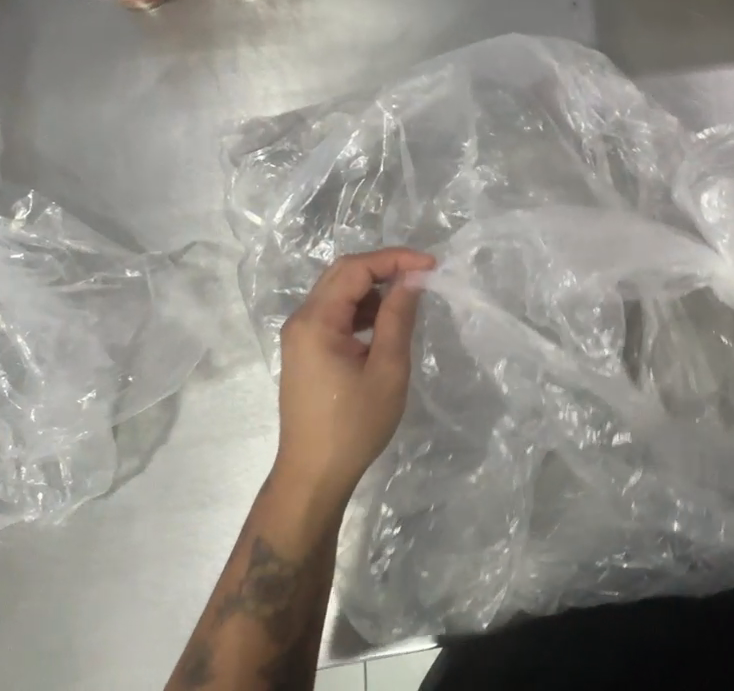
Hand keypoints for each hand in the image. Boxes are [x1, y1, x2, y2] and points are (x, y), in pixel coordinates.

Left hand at [273, 248, 436, 503]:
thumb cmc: (354, 424)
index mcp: (316, 321)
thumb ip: (399, 317)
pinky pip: (335, 313)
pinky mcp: (306, 351)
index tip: (432, 267)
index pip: (356, 269)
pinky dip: (363, 309)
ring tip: (408, 304)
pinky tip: (385, 327)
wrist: (314, 474)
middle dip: (385, 267)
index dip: (395, 259)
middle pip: (343, 274)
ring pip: (339, 292)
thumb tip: (413, 278)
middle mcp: (301, 321)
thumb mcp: (387, 368)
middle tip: (424, 276)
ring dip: (375, 289)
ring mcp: (300, 336)